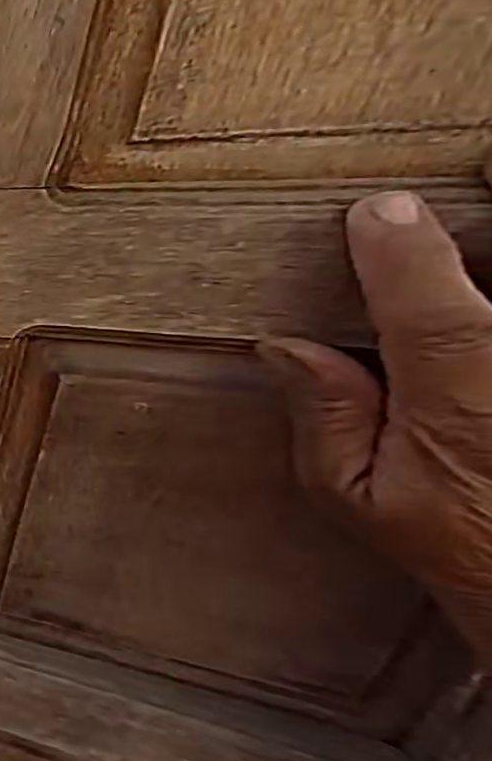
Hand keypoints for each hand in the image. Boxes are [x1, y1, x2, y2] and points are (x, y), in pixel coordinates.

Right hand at [259, 190, 491, 663]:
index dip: (405, 258)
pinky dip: (484, 308)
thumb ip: (326, 417)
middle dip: (485, 245)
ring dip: (489, 280)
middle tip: (451, 216)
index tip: (381, 210)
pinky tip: (469, 303)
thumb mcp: (356, 494)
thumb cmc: (462, 549)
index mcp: (470, 416)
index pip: (440, 318)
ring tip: (459, 263)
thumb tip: (287, 346)